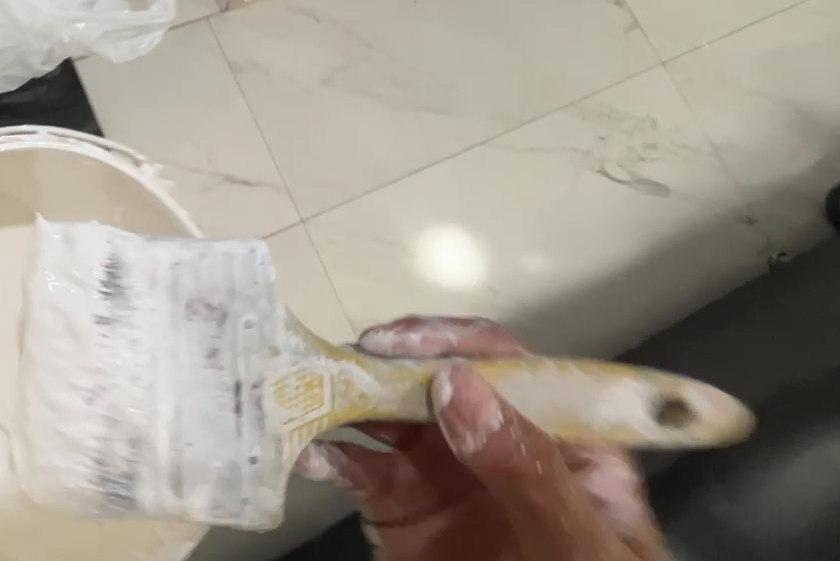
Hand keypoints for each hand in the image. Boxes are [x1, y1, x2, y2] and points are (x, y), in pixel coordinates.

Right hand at [294, 316, 666, 560]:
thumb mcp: (577, 552)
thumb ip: (527, 473)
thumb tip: (455, 383)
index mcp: (557, 445)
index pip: (507, 366)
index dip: (452, 342)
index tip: (395, 345)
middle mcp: (490, 444)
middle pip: (430, 377)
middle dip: (380, 364)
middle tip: (336, 363)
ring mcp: (439, 470)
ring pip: (382, 410)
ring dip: (341, 398)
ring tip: (305, 393)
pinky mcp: (394, 501)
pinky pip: (351, 463)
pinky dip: (322, 452)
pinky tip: (306, 453)